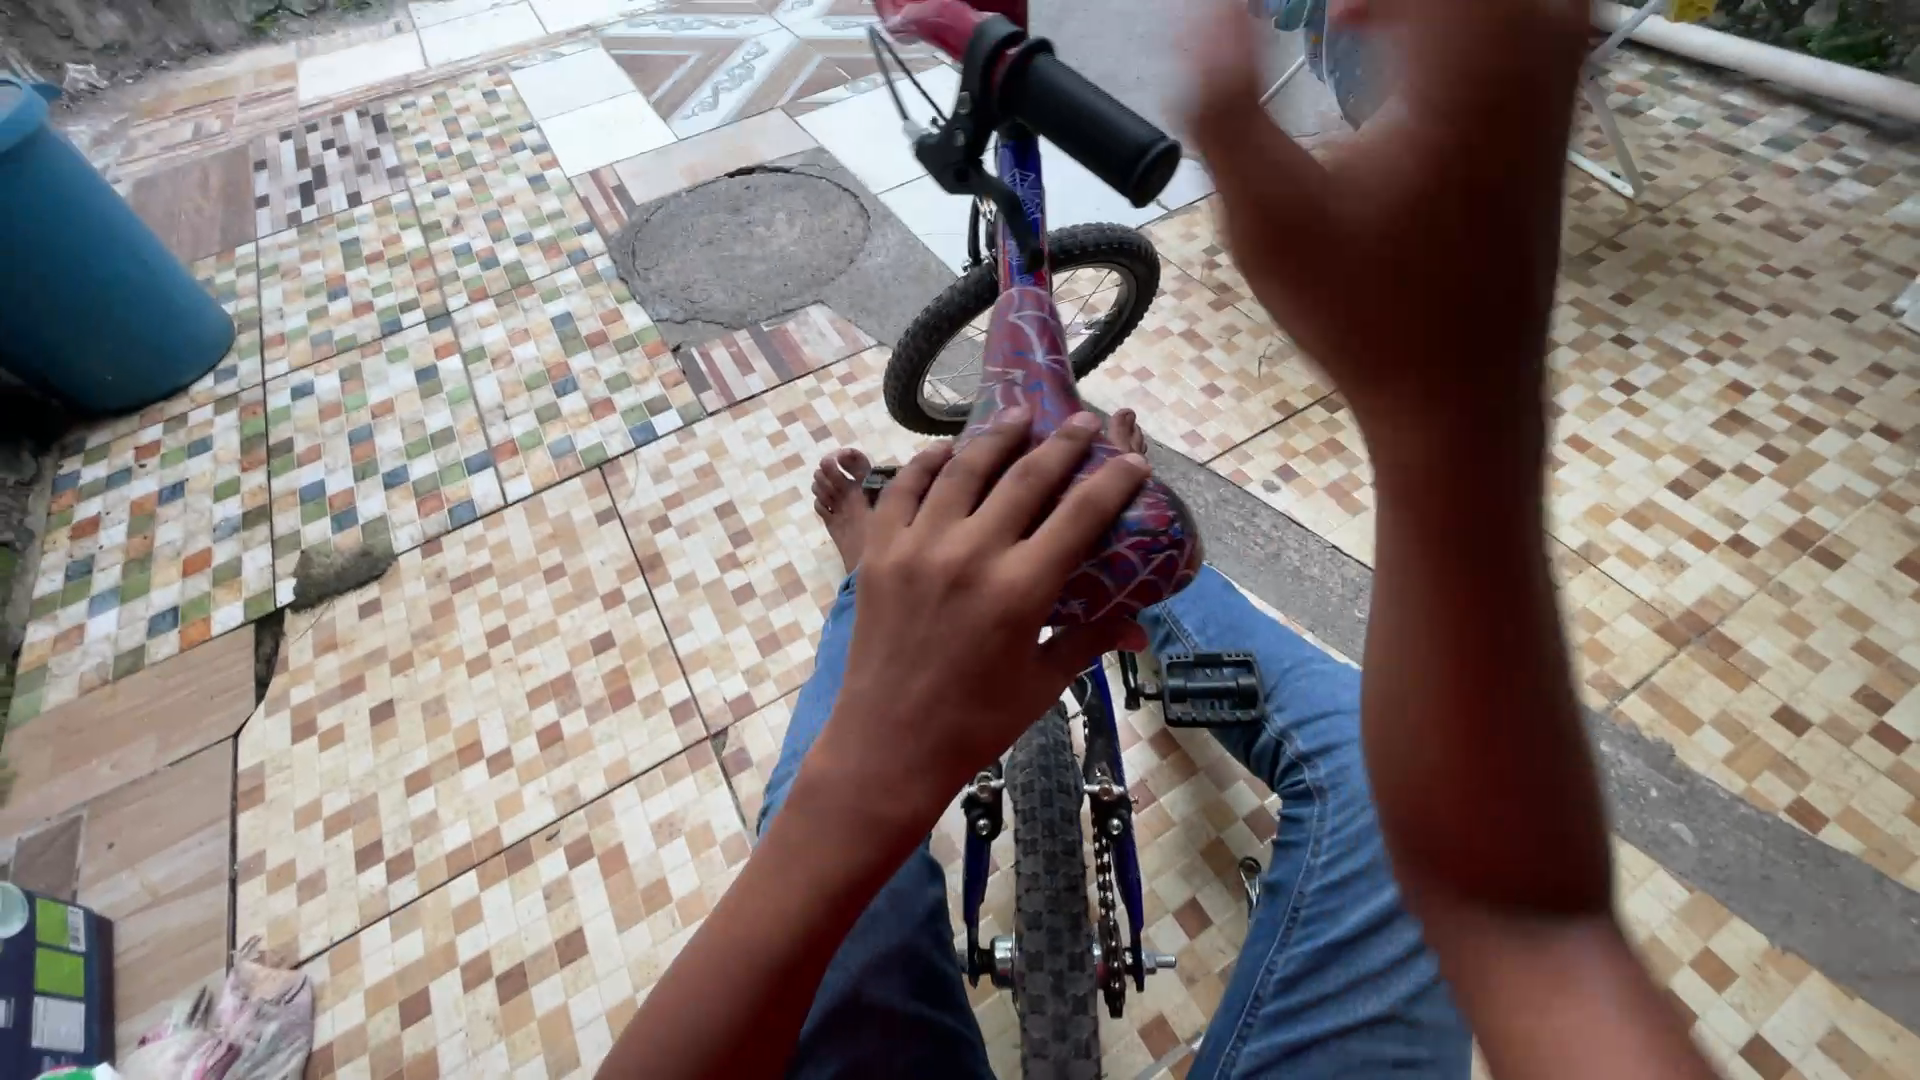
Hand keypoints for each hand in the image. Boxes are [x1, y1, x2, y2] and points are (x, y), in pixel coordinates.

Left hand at [802, 408, 1150, 823]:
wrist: (888, 744)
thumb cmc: (974, 723)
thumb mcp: (1042, 682)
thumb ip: (1089, 640)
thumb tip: (1139, 627)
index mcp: (1020, 590)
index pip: (1080, 515)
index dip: (1113, 481)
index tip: (1133, 461)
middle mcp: (971, 554)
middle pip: (1026, 477)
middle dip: (1063, 443)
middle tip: (1083, 421)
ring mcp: (917, 547)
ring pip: (963, 469)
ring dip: (996, 436)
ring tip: (1019, 415)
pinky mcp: (878, 552)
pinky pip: (902, 489)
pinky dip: (926, 463)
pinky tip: (945, 451)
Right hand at [1186, 0, 1589, 466]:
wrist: (1454, 390)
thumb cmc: (1359, 311)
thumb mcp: (1267, 216)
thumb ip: (1223, 109)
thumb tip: (1205, 16)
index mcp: (1463, 55)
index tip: (1265, 9)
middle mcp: (1527, 50)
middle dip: (1367, 0)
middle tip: (1318, 19)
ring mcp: (1548, 88)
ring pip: (1495, 1)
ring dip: (1407, 10)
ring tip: (1344, 19)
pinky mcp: (1544, 126)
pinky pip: (1513, 23)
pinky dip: (1451, 20)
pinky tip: (1390, 52)